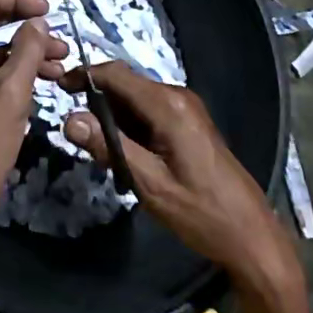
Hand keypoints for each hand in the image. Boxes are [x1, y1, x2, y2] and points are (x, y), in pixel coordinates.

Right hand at [61, 64, 299, 281]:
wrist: (253, 239)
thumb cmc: (201, 213)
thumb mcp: (149, 184)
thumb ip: (109, 147)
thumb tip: (69, 118)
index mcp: (168, 105)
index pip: (116, 74)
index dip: (85, 75)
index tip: (59, 87)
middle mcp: (177, 96)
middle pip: (125, 84)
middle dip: (98, 102)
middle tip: (81, 135)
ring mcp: (186, 108)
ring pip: (136, 99)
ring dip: (114, 117)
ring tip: (103, 152)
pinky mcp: (190, 122)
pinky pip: (150, 110)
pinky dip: (131, 125)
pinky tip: (128, 155)